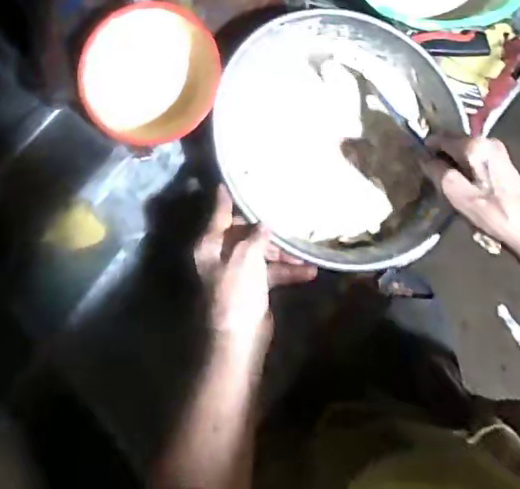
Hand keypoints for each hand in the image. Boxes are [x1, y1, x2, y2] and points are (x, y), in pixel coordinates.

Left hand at [193, 186, 317, 349]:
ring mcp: (236, 271)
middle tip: (289, 218)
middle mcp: (220, 254)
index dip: (230, 195)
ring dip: (282, 251)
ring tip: (305, 250)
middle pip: (245, 231)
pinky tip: (308, 271)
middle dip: (268, 228)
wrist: (238, 342)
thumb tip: (264, 222)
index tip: (241, 177)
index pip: (221, 211)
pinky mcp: (251, 288)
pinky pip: (270, 271)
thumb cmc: (236, 294)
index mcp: (211, 244)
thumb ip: (255, 235)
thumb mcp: (246, 258)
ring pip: (261, 251)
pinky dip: (286, 270)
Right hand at [421, 134, 519, 267]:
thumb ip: (437, 172)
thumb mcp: (458, 195)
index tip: (417, 167)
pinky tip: (468, 196)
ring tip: (450, 193)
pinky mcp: (502, 166)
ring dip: (453, 170)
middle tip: (434, 184)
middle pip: (452, 145)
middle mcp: (487, 140)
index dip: (426, 150)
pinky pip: (474, 163)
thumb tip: (424, 159)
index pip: (439, 137)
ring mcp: (497, 152)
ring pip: (462, 155)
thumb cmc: (495, 214)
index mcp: (475, 143)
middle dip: (441, 161)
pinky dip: (466, 175)